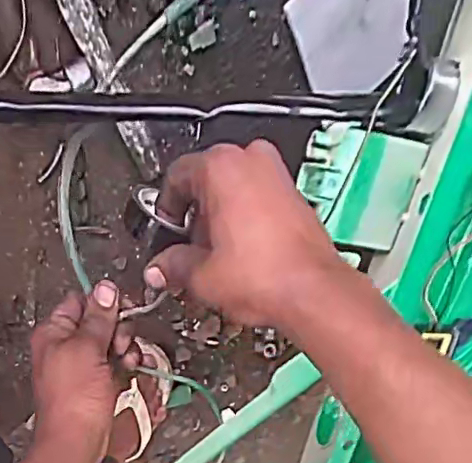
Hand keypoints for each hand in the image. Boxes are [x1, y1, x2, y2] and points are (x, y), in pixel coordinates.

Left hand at [28, 280, 132, 462]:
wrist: (77, 441)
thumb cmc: (72, 400)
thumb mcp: (86, 348)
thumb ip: (98, 317)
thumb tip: (105, 289)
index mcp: (55, 333)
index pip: (81, 302)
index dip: (104, 303)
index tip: (123, 308)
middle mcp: (67, 348)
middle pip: (101, 324)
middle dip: (118, 331)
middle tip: (119, 345)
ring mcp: (84, 368)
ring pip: (113, 346)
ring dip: (126, 350)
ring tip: (125, 362)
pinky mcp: (98, 385)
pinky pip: (117, 367)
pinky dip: (126, 368)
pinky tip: (130, 372)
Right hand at [146, 140, 364, 332]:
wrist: (311, 291)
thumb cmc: (267, 275)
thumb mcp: (202, 276)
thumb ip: (173, 265)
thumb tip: (160, 266)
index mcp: (221, 167)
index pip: (176, 176)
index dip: (165, 210)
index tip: (166, 232)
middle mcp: (251, 160)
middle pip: (206, 183)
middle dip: (194, 219)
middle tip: (188, 252)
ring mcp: (276, 175)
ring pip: (233, 192)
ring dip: (219, 222)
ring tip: (215, 260)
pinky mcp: (292, 196)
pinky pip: (256, 201)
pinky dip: (243, 223)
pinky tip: (240, 258)